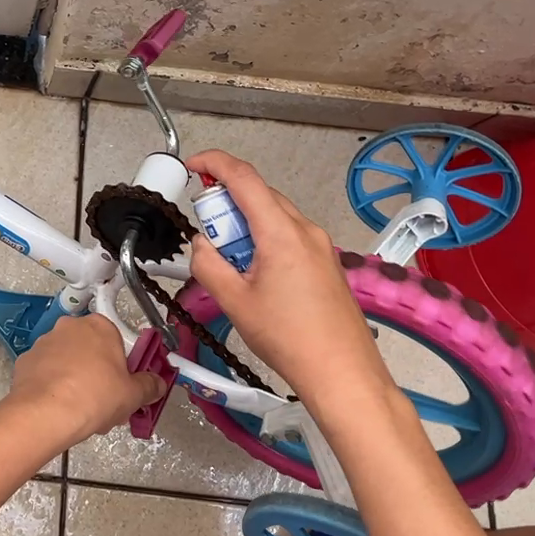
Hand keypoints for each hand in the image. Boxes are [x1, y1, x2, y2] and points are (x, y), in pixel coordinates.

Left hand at [7, 313, 167, 445]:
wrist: (45, 413)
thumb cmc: (95, 396)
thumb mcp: (133, 395)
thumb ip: (149, 386)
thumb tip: (157, 384)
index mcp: (99, 326)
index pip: (117, 342)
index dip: (122, 368)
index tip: (123, 387)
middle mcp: (69, 326)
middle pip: (91, 351)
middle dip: (98, 376)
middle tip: (105, 404)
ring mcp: (44, 342)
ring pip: (67, 362)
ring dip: (76, 381)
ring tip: (81, 412)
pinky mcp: (25, 360)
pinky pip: (46, 373)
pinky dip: (53, 387)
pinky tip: (59, 408)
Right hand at [185, 150, 392, 406]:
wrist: (342, 372)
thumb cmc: (293, 339)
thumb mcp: (233, 300)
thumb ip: (207, 263)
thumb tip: (201, 245)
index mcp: (281, 233)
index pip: (243, 177)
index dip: (213, 163)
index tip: (192, 164)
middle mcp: (305, 231)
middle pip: (258, 195)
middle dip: (225, 203)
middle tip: (205, 232)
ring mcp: (320, 246)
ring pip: (273, 215)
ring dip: (243, 225)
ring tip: (229, 262)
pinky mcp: (324, 262)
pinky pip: (287, 234)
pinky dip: (262, 240)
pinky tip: (252, 273)